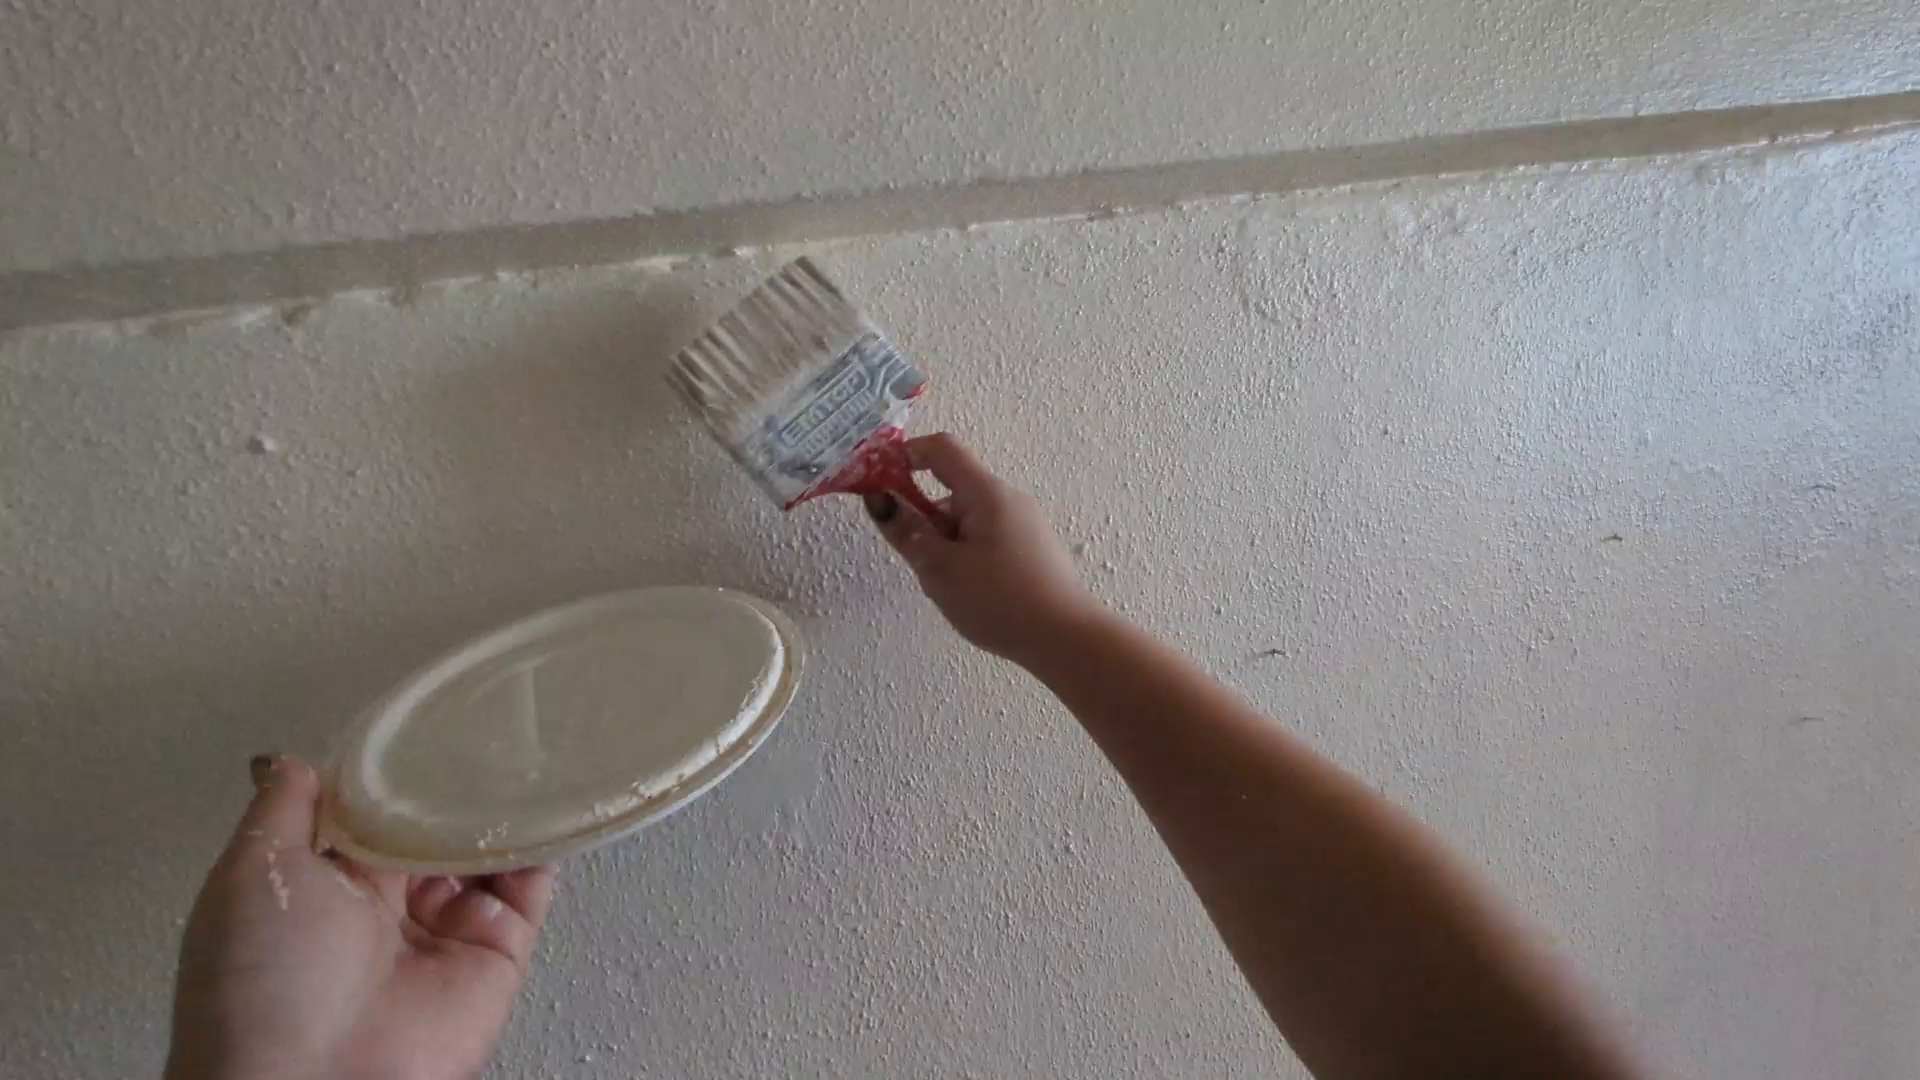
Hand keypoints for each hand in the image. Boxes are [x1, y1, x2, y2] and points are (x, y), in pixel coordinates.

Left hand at [166, 755, 555, 1079]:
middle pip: (443, 825)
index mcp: (335, 884)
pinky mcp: (504, 940)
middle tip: (495, 728)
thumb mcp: (252, 881)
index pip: (379, 811)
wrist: (324, 1079)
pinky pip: (535, 880)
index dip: (402, 768)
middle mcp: (395, 901)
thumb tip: (281, 758)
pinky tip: (555, 804)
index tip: (431, 719)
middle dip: (465, 784)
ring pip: (493, 846)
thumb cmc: (267, 983)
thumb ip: (281, 813)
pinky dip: (548, 842)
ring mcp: (454, 921)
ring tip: (534, 756)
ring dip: (510, 808)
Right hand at [864, 433, 1101, 664]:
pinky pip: (987, 540)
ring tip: (952, 589)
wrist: (1066, 638)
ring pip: (968, 522)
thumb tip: (879, 498)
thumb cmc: (999, 600)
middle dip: (926, 519)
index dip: (905, 455)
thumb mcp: (940, 568)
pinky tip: (975, 596)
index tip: (879, 480)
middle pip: (953, 491)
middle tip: (922, 563)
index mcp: (986, 493)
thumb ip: (906, 530)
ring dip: (946, 545)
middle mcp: (1009, 500)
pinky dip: (968, 558)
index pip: (941, 449)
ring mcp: (1025, 525)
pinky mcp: (1032, 550)